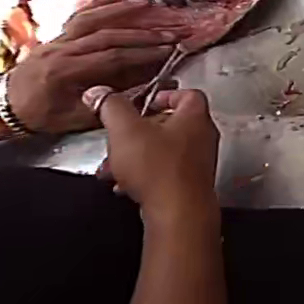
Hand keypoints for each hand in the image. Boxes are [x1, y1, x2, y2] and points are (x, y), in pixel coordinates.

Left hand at [6, 0, 179, 132]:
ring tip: (148, 4)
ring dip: (122, 11)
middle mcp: (60, 50)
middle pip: (108, 36)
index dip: (143, 54)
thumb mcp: (77, 119)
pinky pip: (79, 17)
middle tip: (170, 33)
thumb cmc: (41, 117)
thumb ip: (111, 103)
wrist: (4, 108)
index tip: (168, 51)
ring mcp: (57, 40)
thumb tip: (147, 88)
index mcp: (64, 72)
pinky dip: (100, 7)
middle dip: (143, 34)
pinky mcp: (56, 37)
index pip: (112, 58)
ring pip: (93, 19)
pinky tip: (116, 0)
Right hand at [94, 87, 219, 219]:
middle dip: (141, 129)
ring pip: (165, 149)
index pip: (187, 94)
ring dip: (138, 153)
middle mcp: (204, 136)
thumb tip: (99, 92)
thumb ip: (112, 108)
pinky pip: (167, 170)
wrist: (178, 211)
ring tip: (112, 165)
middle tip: (120, 135)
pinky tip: (123, 185)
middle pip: (172, 123)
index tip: (143, 102)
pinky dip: (146, 173)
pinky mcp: (192, 182)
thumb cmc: (157, 167)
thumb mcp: (126, 131)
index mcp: (195, 116)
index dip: (164, 94)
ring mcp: (200, 160)